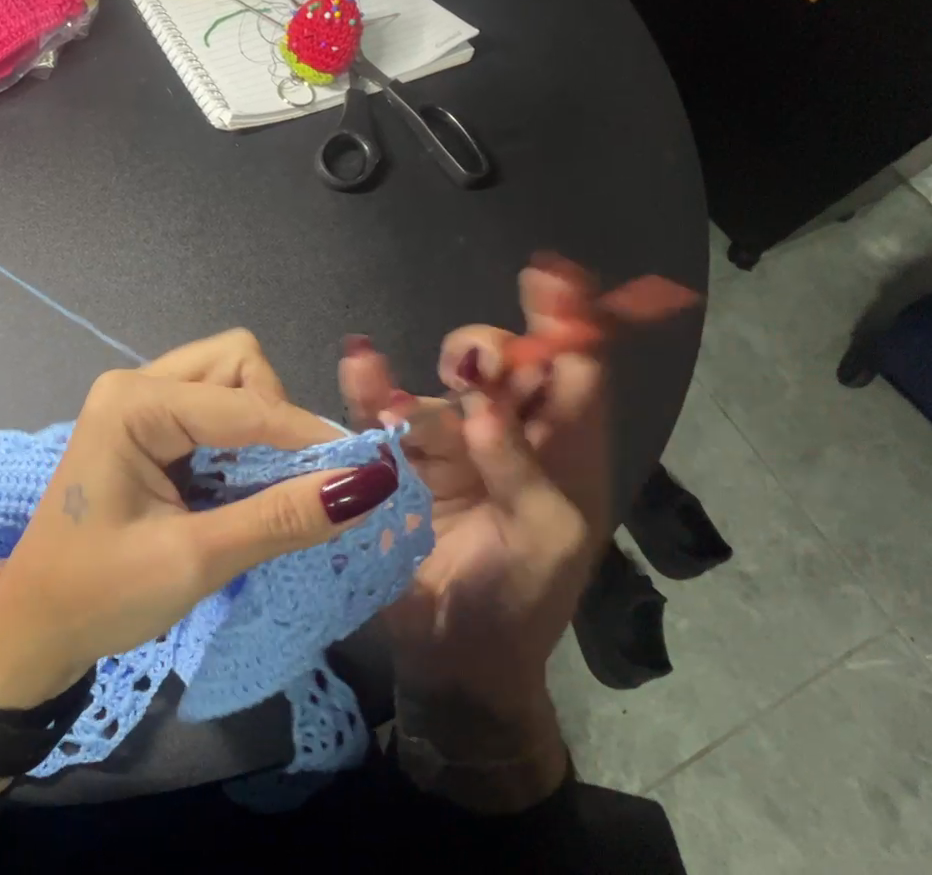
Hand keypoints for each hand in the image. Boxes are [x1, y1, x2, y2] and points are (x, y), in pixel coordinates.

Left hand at [0, 329, 399, 710]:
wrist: (35, 627)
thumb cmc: (100, 596)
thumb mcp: (194, 560)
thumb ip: (280, 518)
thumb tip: (370, 485)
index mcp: (133, 404)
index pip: (247, 403)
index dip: (310, 438)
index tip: (366, 476)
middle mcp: (135, 386)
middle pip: (239, 364)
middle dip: (278, 415)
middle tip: (292, 483)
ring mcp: (138, 403)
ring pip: (230, 381)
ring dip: (263, 427)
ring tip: (270, 489)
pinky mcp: (147, 428)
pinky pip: (214, 410)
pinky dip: (243, 440)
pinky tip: (245, 485)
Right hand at [340, 259, 609, 709]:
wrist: (453, 655)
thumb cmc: (520, 599)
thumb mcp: (546, 539)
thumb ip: (524, 471)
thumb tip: (482, 408)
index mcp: (566, 453)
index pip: (573, 370)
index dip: (566, 323)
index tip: (548, 277)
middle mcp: (510, 438)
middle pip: (504, 367)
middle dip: (487, 352)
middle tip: (468, 366)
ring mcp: (452, 448)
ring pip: (437, 390)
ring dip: (417, 384)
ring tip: (390, 401)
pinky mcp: (400, 463)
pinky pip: (383, 416)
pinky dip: (370, 389)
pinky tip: (358, 364)